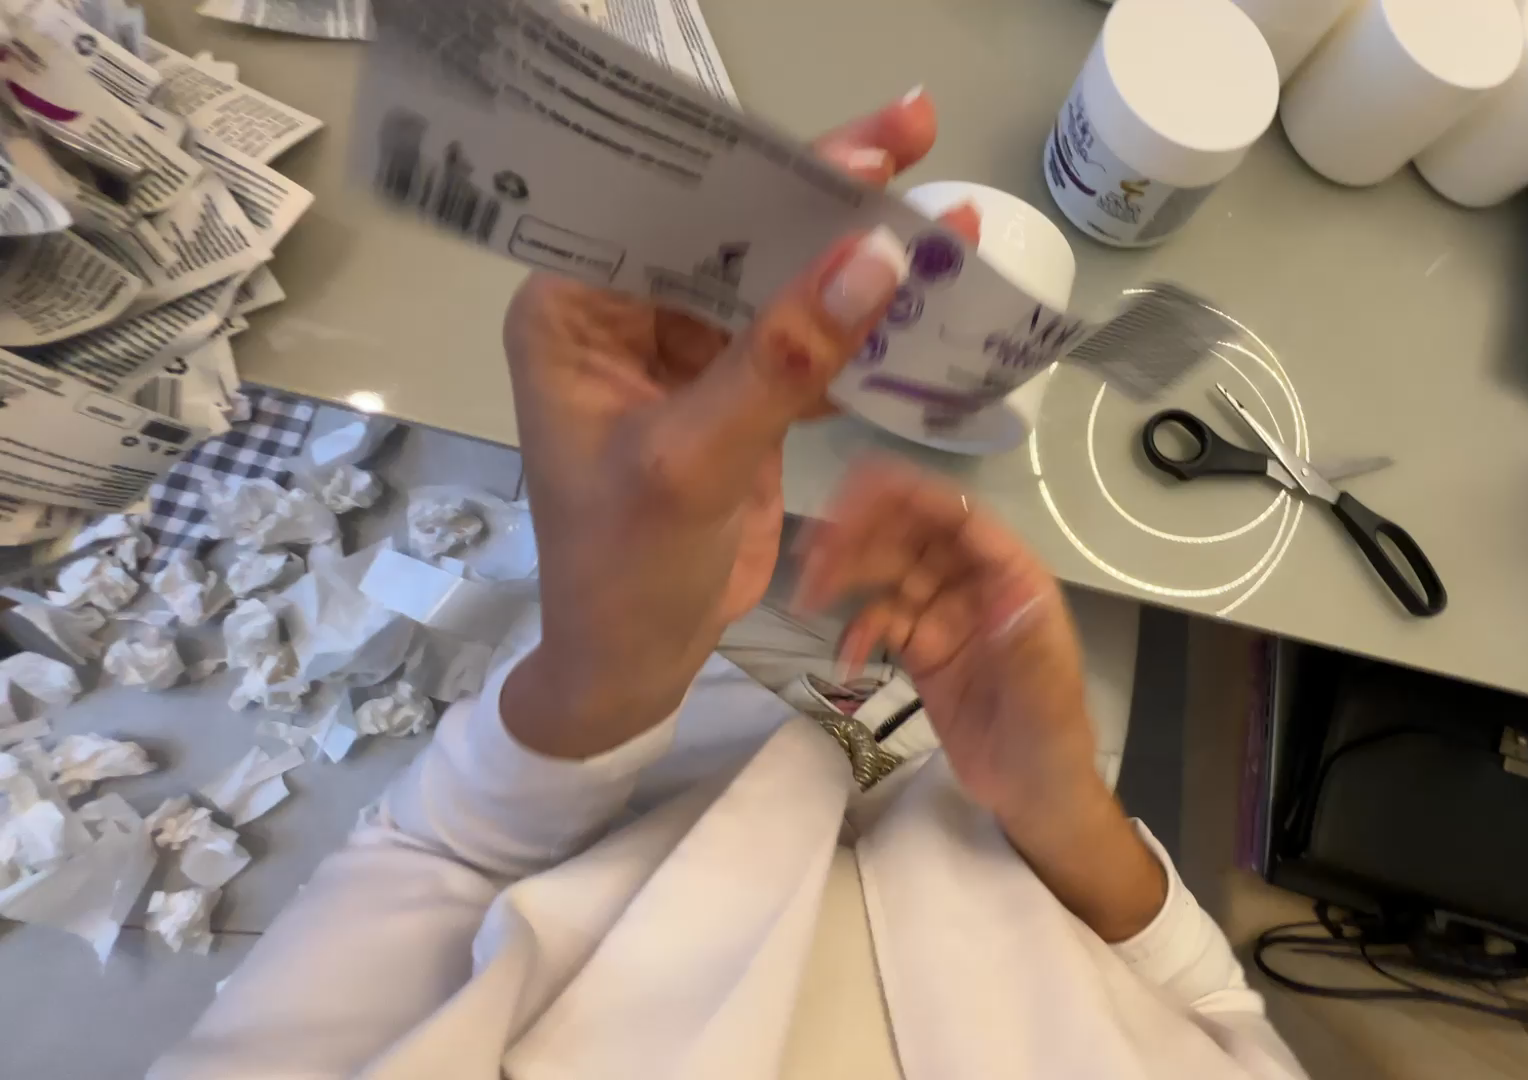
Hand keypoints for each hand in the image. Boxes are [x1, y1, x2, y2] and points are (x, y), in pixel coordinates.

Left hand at [499, 94, 979, 757]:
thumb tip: (876, 258)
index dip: (773, 170)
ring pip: (782, 292)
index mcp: (581, 307)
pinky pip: (805, 350)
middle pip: (740, 237)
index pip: (679, 210)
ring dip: (856, 265)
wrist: (639, 658)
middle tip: (918, 137)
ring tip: (941, 221)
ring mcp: (693, 357)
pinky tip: (919, 305)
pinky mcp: (740, 399)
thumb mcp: (694, 459)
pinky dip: (860, 336)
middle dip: (828, 200)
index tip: (867, 143)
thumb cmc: (628, 567)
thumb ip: (780, 361)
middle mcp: (633, 315)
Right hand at [796, 461, 1165, 938]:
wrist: (1029, 794)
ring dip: (848, 571)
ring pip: (890, 569)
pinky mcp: (921, 645)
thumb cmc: (1050, 743)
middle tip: (815, 548)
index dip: (913, 497)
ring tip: (810, 592)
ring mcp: (945, 613)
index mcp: (1014, 580)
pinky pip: (880, 619)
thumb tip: (1009, 591)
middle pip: (916, 534)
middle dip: (866, 531)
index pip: (962, 521)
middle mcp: (976, 585)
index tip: (857, 489)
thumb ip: (1029, 644)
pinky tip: (845, 660)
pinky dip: (857, 630)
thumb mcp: (1046, 698)